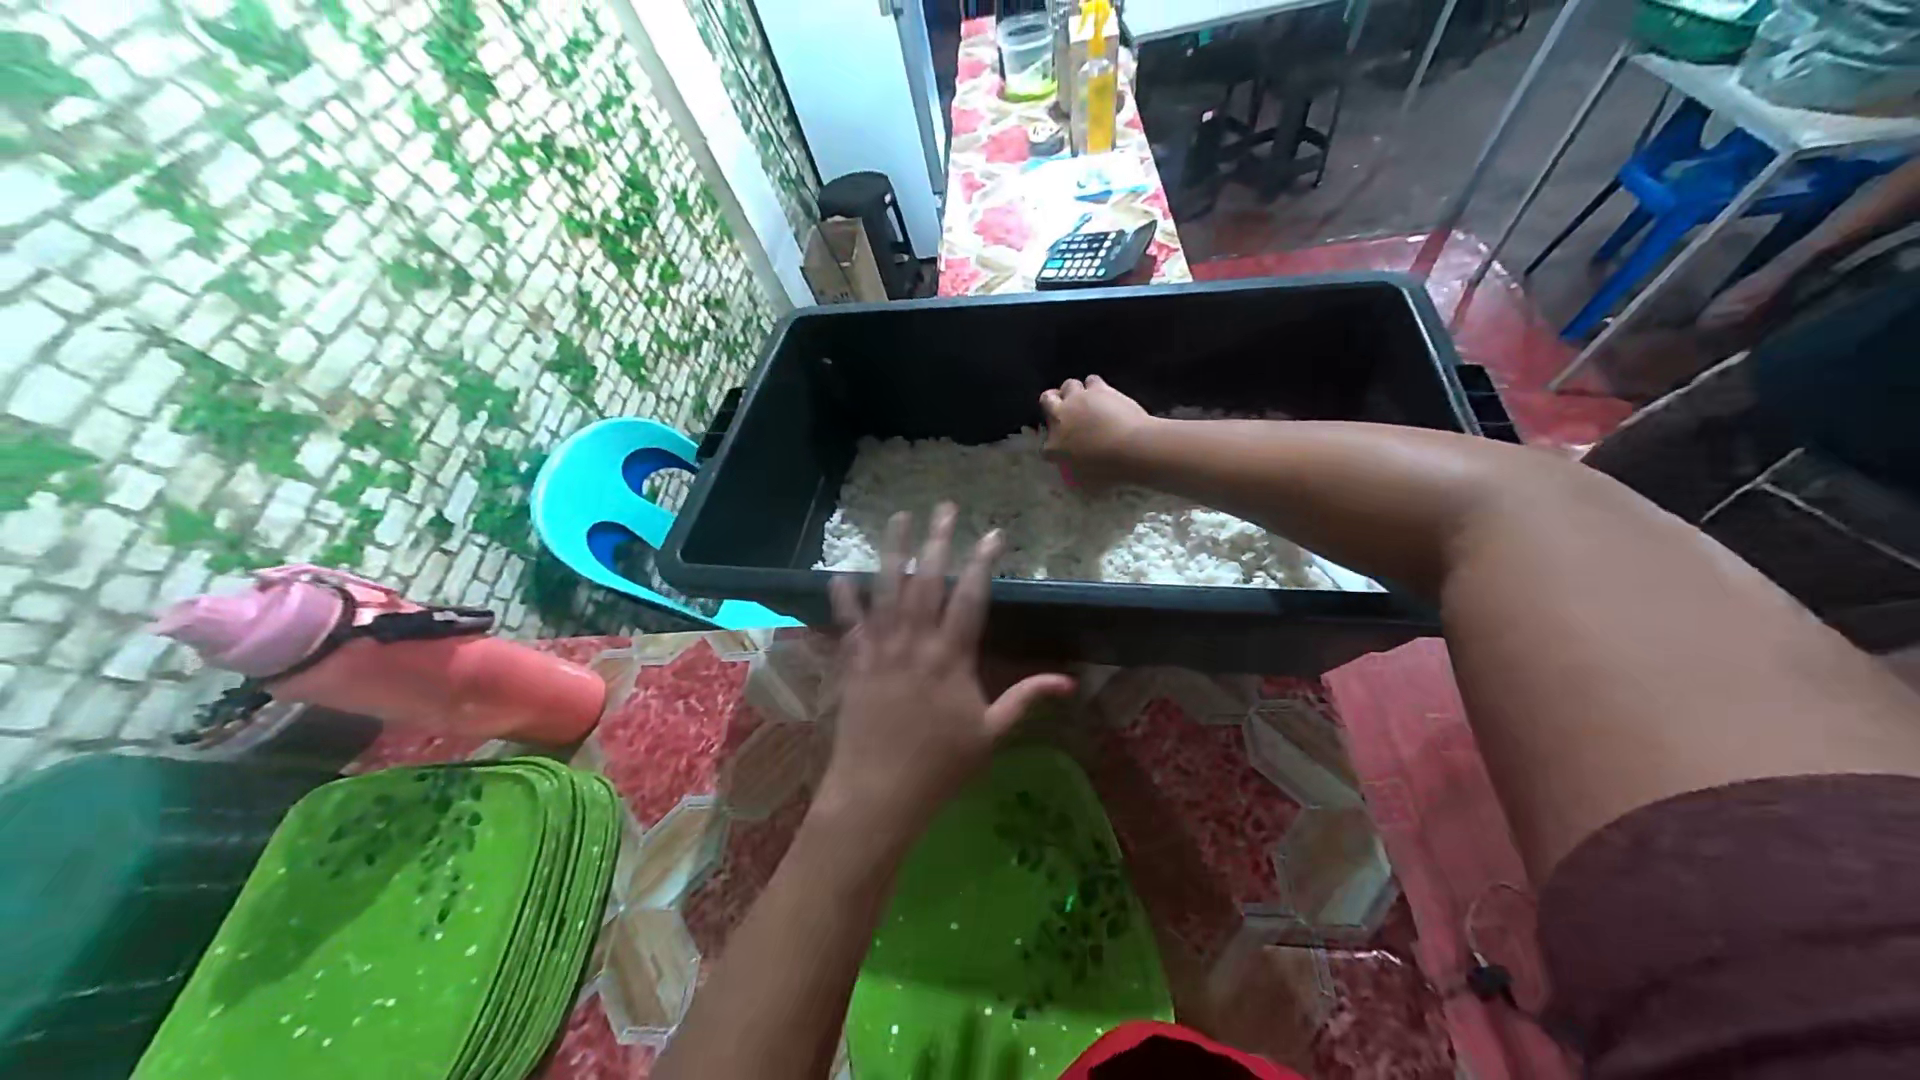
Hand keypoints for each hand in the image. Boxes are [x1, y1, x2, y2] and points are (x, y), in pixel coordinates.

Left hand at [822, 504, 1074, 831]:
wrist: (878, 792)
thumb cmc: (940, 766)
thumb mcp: (991, 734)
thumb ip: (1025, 699)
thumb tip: (1068, 680)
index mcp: (951, 658)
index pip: (971, 598)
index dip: (983, 562)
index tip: (992, 533)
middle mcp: (915, 643)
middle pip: (927, 581)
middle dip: (938, 541)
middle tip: (945, 508)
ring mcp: (880, 650)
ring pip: (886, 590)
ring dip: (892, 551)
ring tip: (898, 518)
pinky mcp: (854, 664)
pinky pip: (848, 624)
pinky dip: (843, 598)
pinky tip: (839, 573)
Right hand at [1039, 375, 1153, 484]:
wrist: (1132, 449)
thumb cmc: (1108, 473)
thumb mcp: (1084, 483)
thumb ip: (1072, 474)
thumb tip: (1072, 470)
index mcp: (1054, 447)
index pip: (1046, 445)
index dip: (1055, 444)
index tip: (1064, 447)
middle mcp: (1060, 419)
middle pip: (1046, 400)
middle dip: (1053, 401)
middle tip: (1065, 408)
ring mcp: (1079, 401)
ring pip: (1068, 385)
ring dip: (1074, 391)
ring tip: (1086, 400)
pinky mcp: (1099, 390)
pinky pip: (1092, 380)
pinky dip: (1096, 387)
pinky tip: (1105, 395)